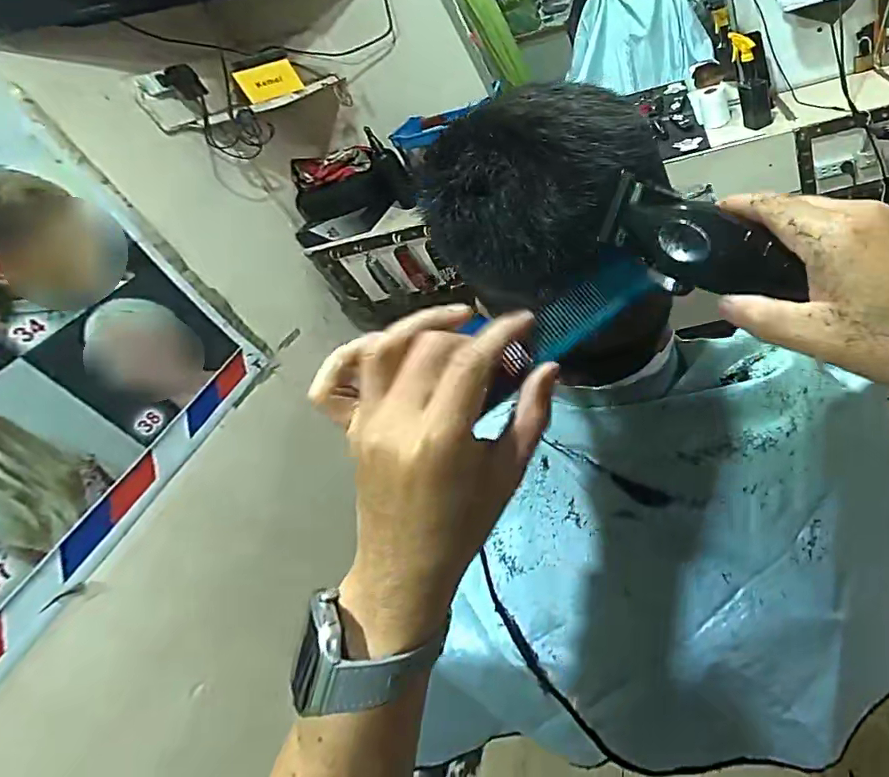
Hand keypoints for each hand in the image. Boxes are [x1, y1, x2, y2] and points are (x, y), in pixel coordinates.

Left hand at [327, 311, 557, 652]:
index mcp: (441, 437)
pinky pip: (338, 378)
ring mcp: (366, 423)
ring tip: (457, 320)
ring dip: (422, 324)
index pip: (470, 361)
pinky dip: (360, 349)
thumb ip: (532, 413)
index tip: (526, 321)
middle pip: (429, 347)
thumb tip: (549, 368)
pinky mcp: (350, 427)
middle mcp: (396, 422)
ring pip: (384, 348)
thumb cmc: (466, 522)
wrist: (405, 568)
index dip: (501, 333)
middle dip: (471, 331)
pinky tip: (393, 342)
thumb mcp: (511, 469)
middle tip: (500, 342)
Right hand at [716, 194, 888, 412]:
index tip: (714, 216)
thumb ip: (766, 318)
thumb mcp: (823, 338)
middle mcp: (858, 212)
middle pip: (796, 203)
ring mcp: (885, 218)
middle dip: (764, 219)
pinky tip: (822, 266)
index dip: (738, 205)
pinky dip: (824, 234)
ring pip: (823, 211)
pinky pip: (849, 221)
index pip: (769, 203)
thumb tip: (726, 304)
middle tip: (740, 252)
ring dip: (796, 227)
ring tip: (776, 264)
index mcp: (831, 232)